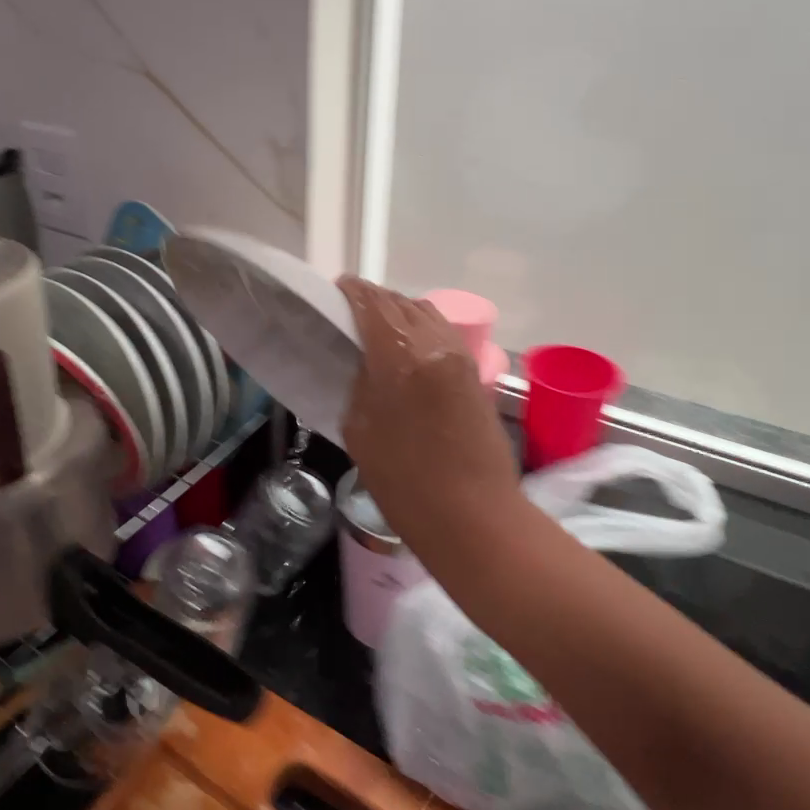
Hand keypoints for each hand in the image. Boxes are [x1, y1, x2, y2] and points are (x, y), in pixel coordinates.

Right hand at [336, 278, 522, 544]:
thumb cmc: (404, 483)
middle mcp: (435, 344)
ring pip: (426, 313)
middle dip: (373, 300)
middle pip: (400, 302)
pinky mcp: (475, 372)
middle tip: (348, 312)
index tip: (333, 292)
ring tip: (376, 329)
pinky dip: (420, 330)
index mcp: (401, 357)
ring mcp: (461, 356)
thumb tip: (361, 361)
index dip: (350, 292)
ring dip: (399, 313)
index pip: (372, 303)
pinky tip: (405, 349)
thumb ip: (359, 382)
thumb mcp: (359, 429)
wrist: (474, 517)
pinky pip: (442, 333)